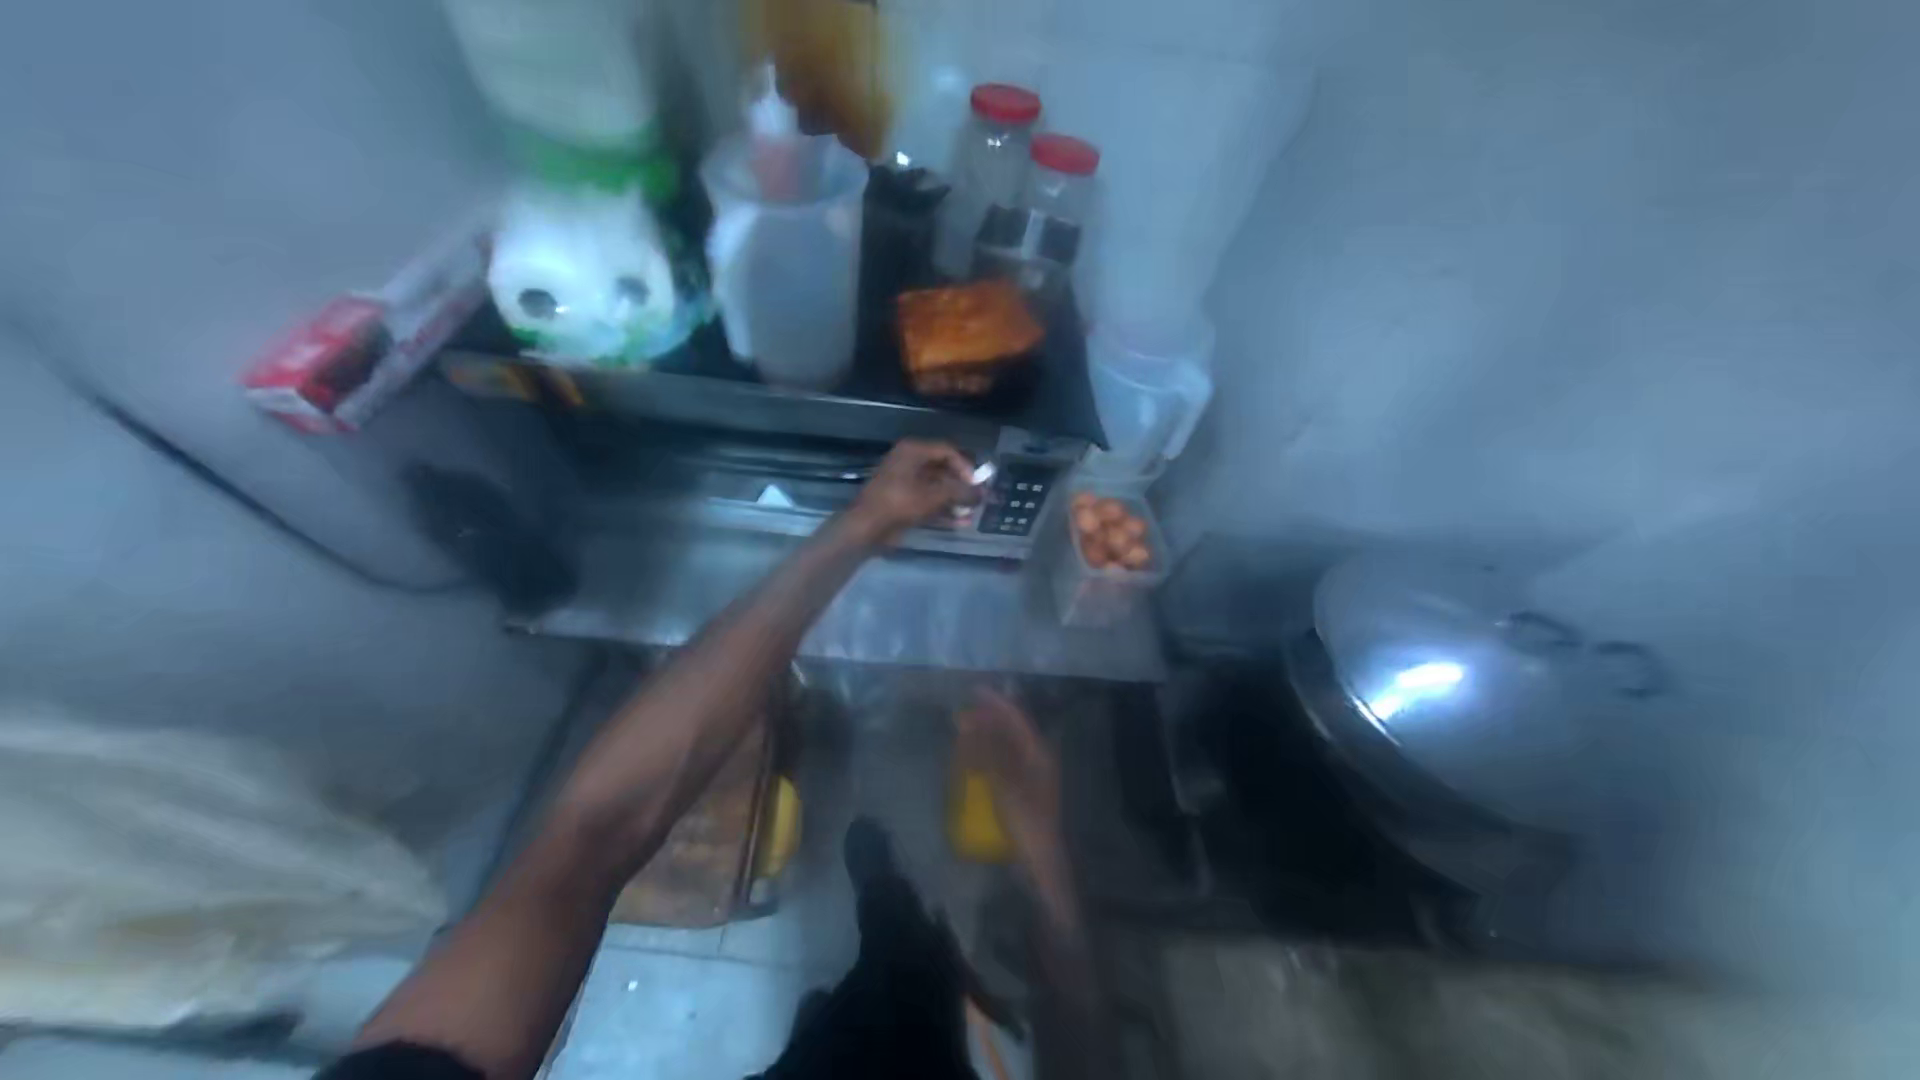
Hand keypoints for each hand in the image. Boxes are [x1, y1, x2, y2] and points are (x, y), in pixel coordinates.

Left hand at [844, 439, 977, 546]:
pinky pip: (928, 503)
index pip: (947, 450)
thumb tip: (983, 494)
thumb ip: (961, 492)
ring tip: (972, 513)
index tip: (977, 484)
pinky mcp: (903, 502)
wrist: (866, 527)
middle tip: (977, 499)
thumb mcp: (934, 495)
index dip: (965, 466)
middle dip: (962, 486)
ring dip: (955, 501)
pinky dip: (943, 511)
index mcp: (913, 451)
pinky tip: (960, 523)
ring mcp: (905, 483)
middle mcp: (909, 463)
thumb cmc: (900, 503)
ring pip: (937, 488)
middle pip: (943, 469)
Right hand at [954, 687, 1063, 865]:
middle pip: (1011, 730)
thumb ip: (986, 751)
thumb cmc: (1026, 818)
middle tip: (962, 715)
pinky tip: (973, 760)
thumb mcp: (1004, 782)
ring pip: (1006, 746)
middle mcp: (1038, 758)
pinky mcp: (1023, 789)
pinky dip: (988, 756)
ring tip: (964, 733)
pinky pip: (1004, 763)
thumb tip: (969, 723)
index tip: (975, 691)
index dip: (995, 703)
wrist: (1042, 860)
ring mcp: (1032, 774)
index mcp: (1038, 752)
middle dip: (987, 720)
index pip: (1016, 718)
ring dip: (986, 737)